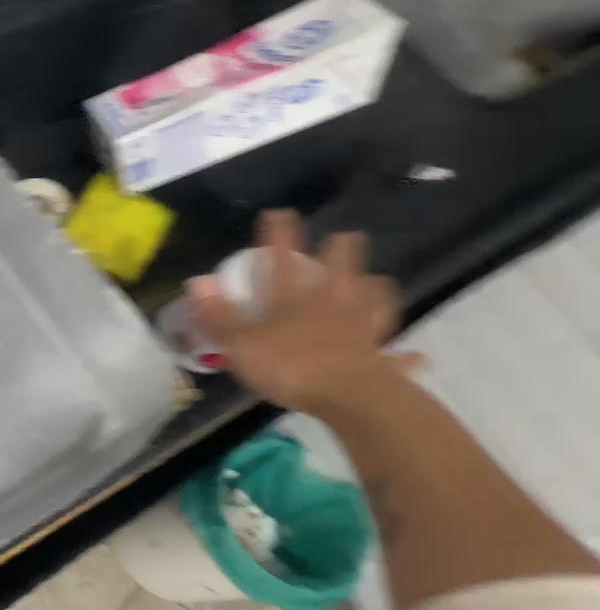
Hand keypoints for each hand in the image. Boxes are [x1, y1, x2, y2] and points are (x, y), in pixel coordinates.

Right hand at [188, 209, 421, 414]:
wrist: (346, 396)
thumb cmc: (287, 365)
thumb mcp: (239, 342)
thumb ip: (219, 314)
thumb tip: (197, 281)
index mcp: (293, 301)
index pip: (282, 262)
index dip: (280, 237)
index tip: (279, 213)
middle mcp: (331, 307)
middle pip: (339, 271)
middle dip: (340, 251)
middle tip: (345, 236)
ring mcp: (361, 330)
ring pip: (373, 301)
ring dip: (375, 289)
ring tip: (377, 281)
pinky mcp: (379, 360)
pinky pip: (394, 355)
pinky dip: (403, 356)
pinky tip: (413, 356)